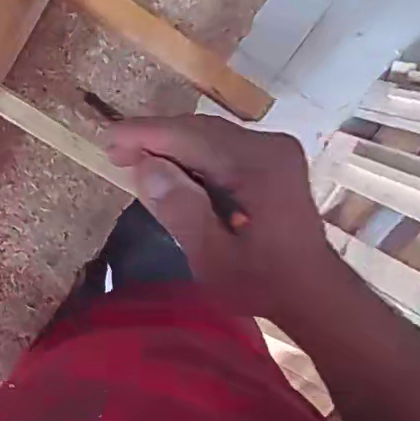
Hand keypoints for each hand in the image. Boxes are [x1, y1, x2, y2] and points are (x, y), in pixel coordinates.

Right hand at [104, 116, 353, 323]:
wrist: (312, 290)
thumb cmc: (262, 282)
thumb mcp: (213, 257)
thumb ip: (181, 210)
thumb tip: (146, 165)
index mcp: (259, 166)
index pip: (191, 137)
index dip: (145, 134)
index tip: (107, 138)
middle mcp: (270, 146)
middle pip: (201, 130)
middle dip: (156, 138)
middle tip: (115, 153)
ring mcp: (276, 150)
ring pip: (211, 136)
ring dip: (173, 146)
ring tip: (135, 160)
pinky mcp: (274, 159)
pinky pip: (224, 147)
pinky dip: (194, 155)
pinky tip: (172, 170)